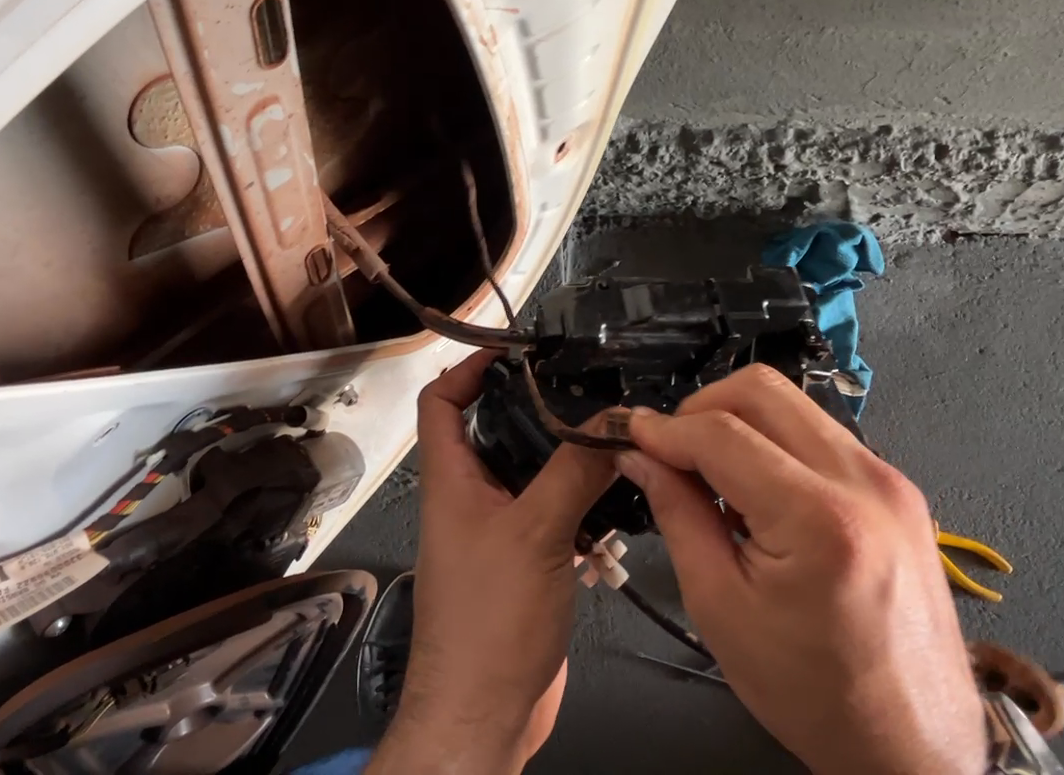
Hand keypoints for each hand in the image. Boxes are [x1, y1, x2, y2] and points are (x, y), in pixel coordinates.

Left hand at [368, 351, 615, 774]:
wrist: (485, 713)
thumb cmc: (490, 617)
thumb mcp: (533, 532)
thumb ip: (574, 472)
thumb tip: (614, 420)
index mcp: (450, 479)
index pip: (441, 401)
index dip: (469, 368)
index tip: (516, 350)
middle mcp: (470, 498)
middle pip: (498, 432)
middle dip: (539, 410)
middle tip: (590, 390)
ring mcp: (499, 532)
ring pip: (534, 476)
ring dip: (571, 462)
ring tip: (618, 440)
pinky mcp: (527, 563)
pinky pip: (555, 517)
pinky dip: (584, 508)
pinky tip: (622, 506)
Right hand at [615, 365, 984, 774]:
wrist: (913, 746)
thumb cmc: (811, 692)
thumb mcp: (720, 607)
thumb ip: (677, 515)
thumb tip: (640, 457)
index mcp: (820, 520)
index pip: (721, 433)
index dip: (664, 429)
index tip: (629, 435)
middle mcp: (865, 482)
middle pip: (762, 390)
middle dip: (701, 408)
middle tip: (670, 451)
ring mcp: (890, 481)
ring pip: (793, 404)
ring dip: (738, 422)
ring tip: (711, 475)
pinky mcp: (898, 490)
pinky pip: (820, 435)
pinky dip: (774, 443)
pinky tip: (756, 491)